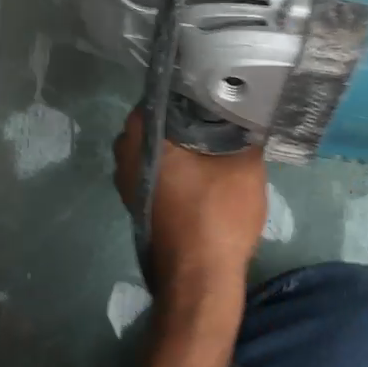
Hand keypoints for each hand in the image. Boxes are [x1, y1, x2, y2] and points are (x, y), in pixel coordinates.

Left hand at [114, 108, 266, 303]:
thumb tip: (244, 114)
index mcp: (141, 132)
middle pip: (160, 122)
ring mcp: (127, 183)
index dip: (193, 90)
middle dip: (188, 119)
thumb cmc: (217, 212)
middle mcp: (124, 153)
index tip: (218, 90)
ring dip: (184, 147)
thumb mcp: (244, 161)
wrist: (200, 276)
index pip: (165, 92)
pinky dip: (179, 170)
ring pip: (159, 150)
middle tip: (222, 117)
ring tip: (219, 143)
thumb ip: (241, 129)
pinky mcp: (139, 205)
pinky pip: (159, 174)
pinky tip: (206, 171)